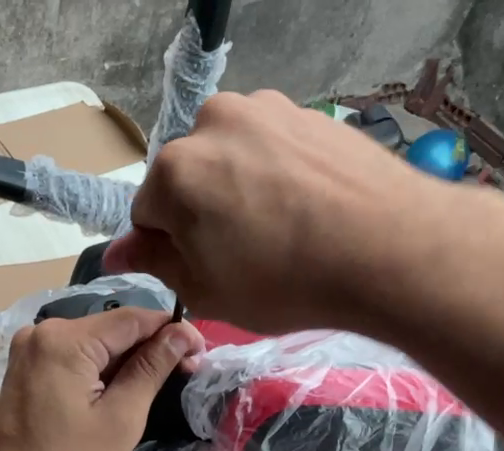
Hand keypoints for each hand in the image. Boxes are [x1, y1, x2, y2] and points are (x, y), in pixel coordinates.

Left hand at [0, 307, 204, 450]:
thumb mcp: (122, 416)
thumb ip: (152, 368)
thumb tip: (182, 333)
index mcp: (64, 340)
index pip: (132, 318)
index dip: (171, 329)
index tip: (200, 350)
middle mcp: (40, 332)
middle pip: (110, 328)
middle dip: (149, 346)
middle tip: (185, 370)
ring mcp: (27, 349)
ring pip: (92, 341)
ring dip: (124, 358)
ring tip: (156, 382)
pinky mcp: (23, 368)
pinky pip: (71, 355)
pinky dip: (97, 367)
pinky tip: (118, 387)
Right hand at [105, 90, 500, 334]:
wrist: (387, 248)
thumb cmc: (282, 280)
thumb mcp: (203, 289)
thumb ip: (154, 261)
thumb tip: (116, 251)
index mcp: (174, 169)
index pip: (146, 214)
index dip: (168, 248)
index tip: (200, 269)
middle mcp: (213, 123)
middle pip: (187, 178)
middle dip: (201, 212)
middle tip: (241, 254)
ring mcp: (265, 109)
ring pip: (229, 159)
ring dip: (237, 190)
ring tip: (278, 231)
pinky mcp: (307, 112)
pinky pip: (270, 149)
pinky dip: (275, 176)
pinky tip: (304, 210)